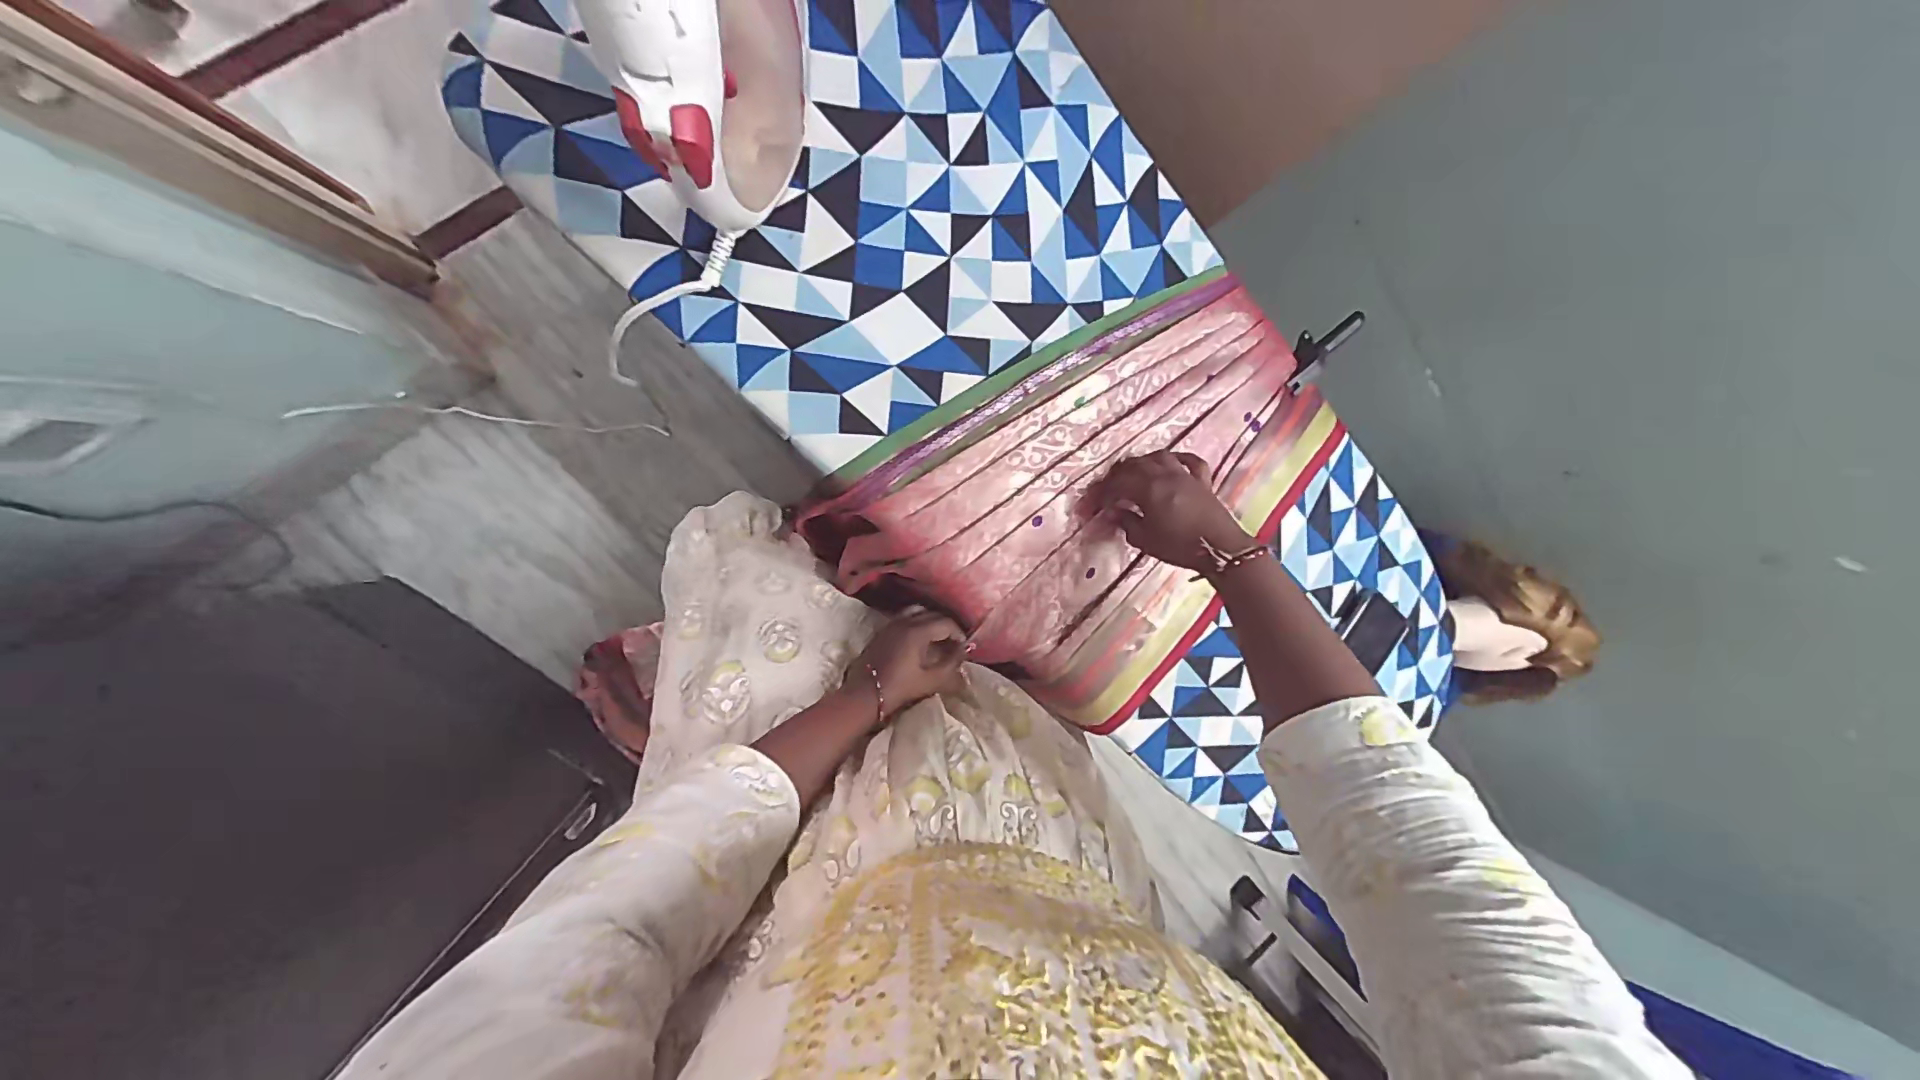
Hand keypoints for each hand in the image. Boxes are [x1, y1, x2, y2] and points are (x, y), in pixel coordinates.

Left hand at [851, 607, 968, 719]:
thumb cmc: (898, 688)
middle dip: (947, 626)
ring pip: (918, 613)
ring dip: (931, 622)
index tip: (963, 648)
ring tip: (937, 640)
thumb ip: (951, 665)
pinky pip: (905, 618)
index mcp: (918, 630)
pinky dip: (917, 624)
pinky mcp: (882, 631)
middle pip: (933, 614)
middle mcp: (904, 621)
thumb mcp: (930, 680)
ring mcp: (891, 624)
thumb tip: (964, 653)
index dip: (959, 634)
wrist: (863, 696)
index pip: (946, 622)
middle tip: (954, 644)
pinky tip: (919, 642)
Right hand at [1090, 450, 1254, 572]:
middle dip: (1119, 473)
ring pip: (1159, 457)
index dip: (1104, 491)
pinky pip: (1189, 461)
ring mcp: (1185, 475)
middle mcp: (1165, 475)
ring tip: (1134, 472)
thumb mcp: (1145, 539)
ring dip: (1143, 461)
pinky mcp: (1202, 480)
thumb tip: (1113, 512)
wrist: (1220, 550)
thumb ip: (1127, 522)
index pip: (1118, 483)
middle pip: (1136, 464)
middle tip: (1110, 486)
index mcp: (1149, 489)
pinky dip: (1177, 458)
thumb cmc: (1179, 546)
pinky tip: (1171, 461)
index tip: (1097, 503)